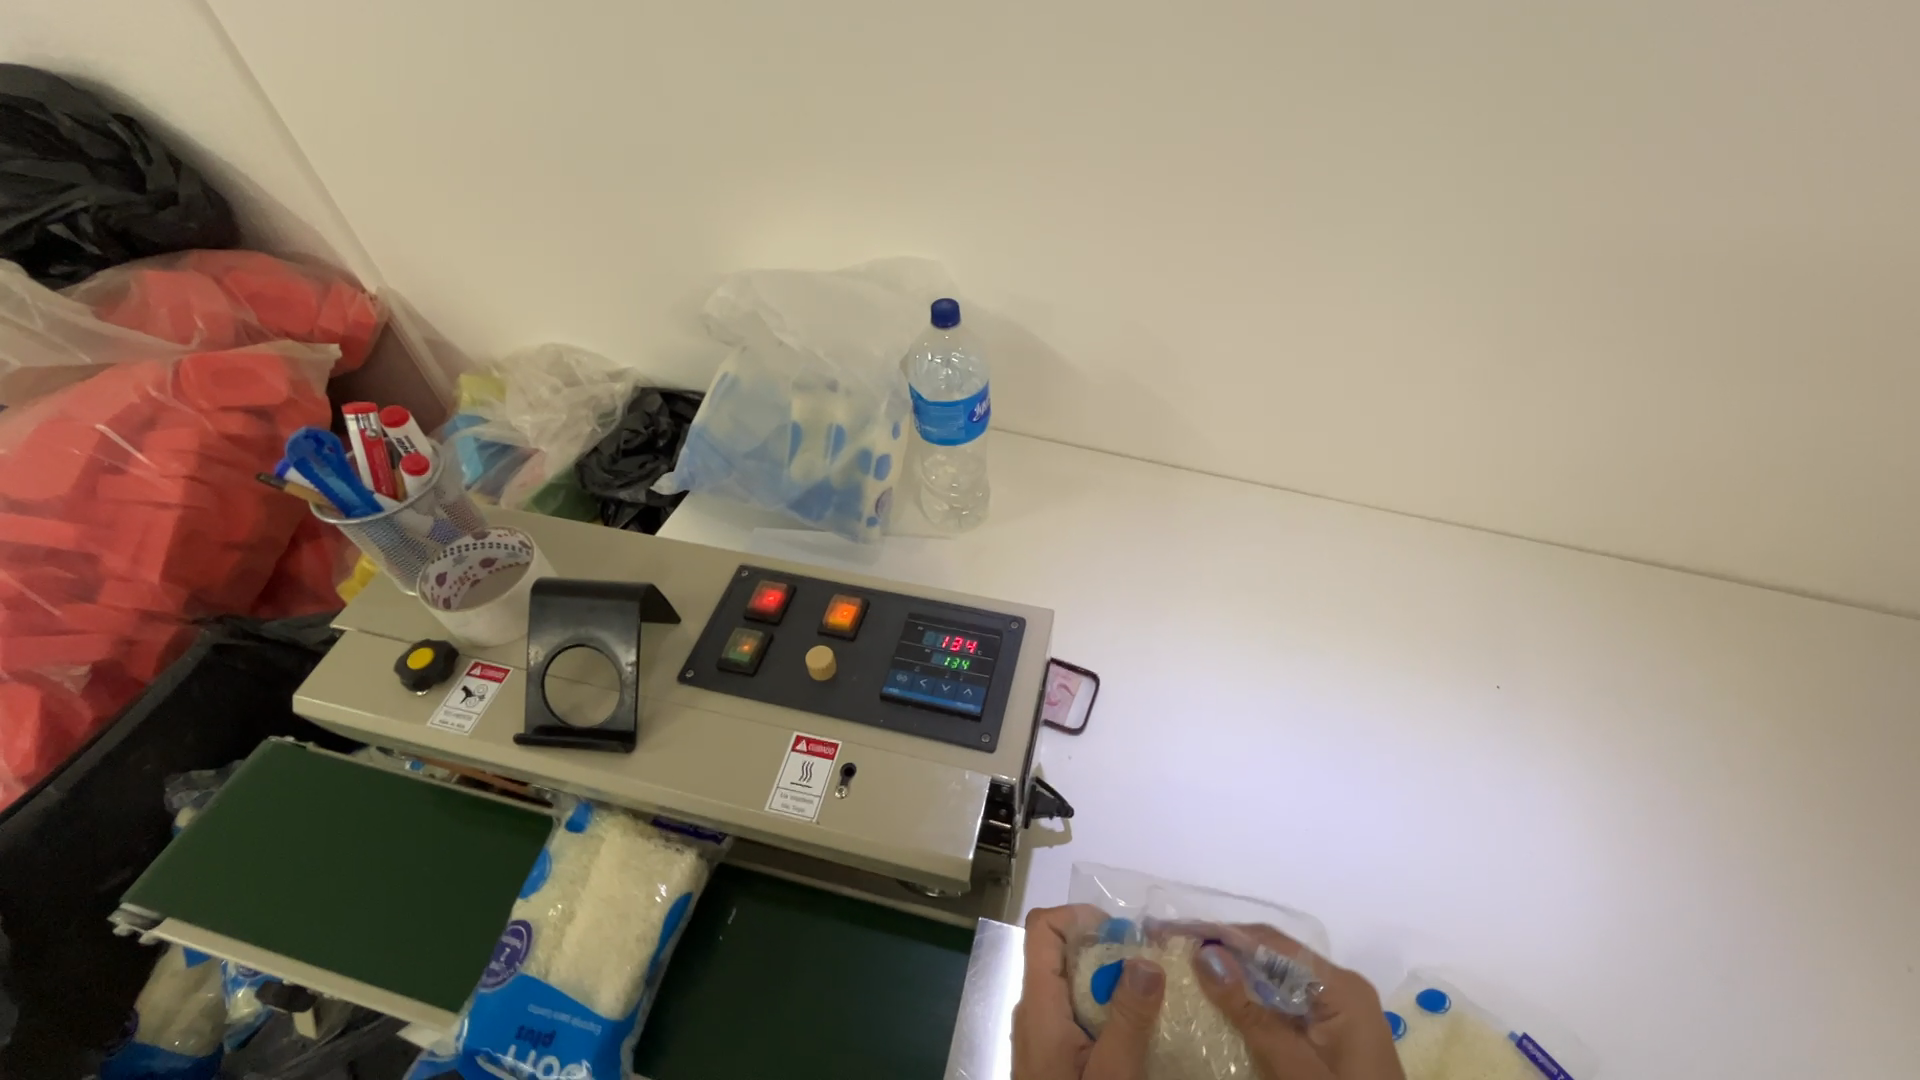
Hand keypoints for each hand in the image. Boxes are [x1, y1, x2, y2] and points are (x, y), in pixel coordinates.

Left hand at [1013, 904, 1166, 1079]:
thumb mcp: (1113, 1076)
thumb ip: (1128, 1018)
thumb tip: (1147, 958)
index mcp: (1038, 1004)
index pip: (1042, 927)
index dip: (1080, 916)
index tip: (1125, 934)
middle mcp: (1033, 1010)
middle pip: (1062, 951)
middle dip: (1108, 950)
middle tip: (1155, 967)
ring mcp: (1041, 1034)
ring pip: (1073, 983)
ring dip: (1112, 982)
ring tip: (1155, 996)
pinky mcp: (1053, 1056)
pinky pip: (1076, 1013)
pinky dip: (1106, 1010)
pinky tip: (1139, 1031)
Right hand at [1190, 930, 1404, 1079]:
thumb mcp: (1296, 1071)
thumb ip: (1250, 1013)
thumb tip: (1205, 953)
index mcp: (1341, 987)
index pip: (1270, 942)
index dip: (1220, 933)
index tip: (1173, 932)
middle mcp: (1340, 988)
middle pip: (1271, 956)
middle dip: (1222, 951)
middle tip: (1172, 950)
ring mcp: (1337, 1012)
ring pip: (1274, 980)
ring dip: (1232, 977)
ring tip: (1184, 972)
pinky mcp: (1329, 1035)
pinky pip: (1282, 1005)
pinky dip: (1250, 1003)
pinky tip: (1218, 1007)